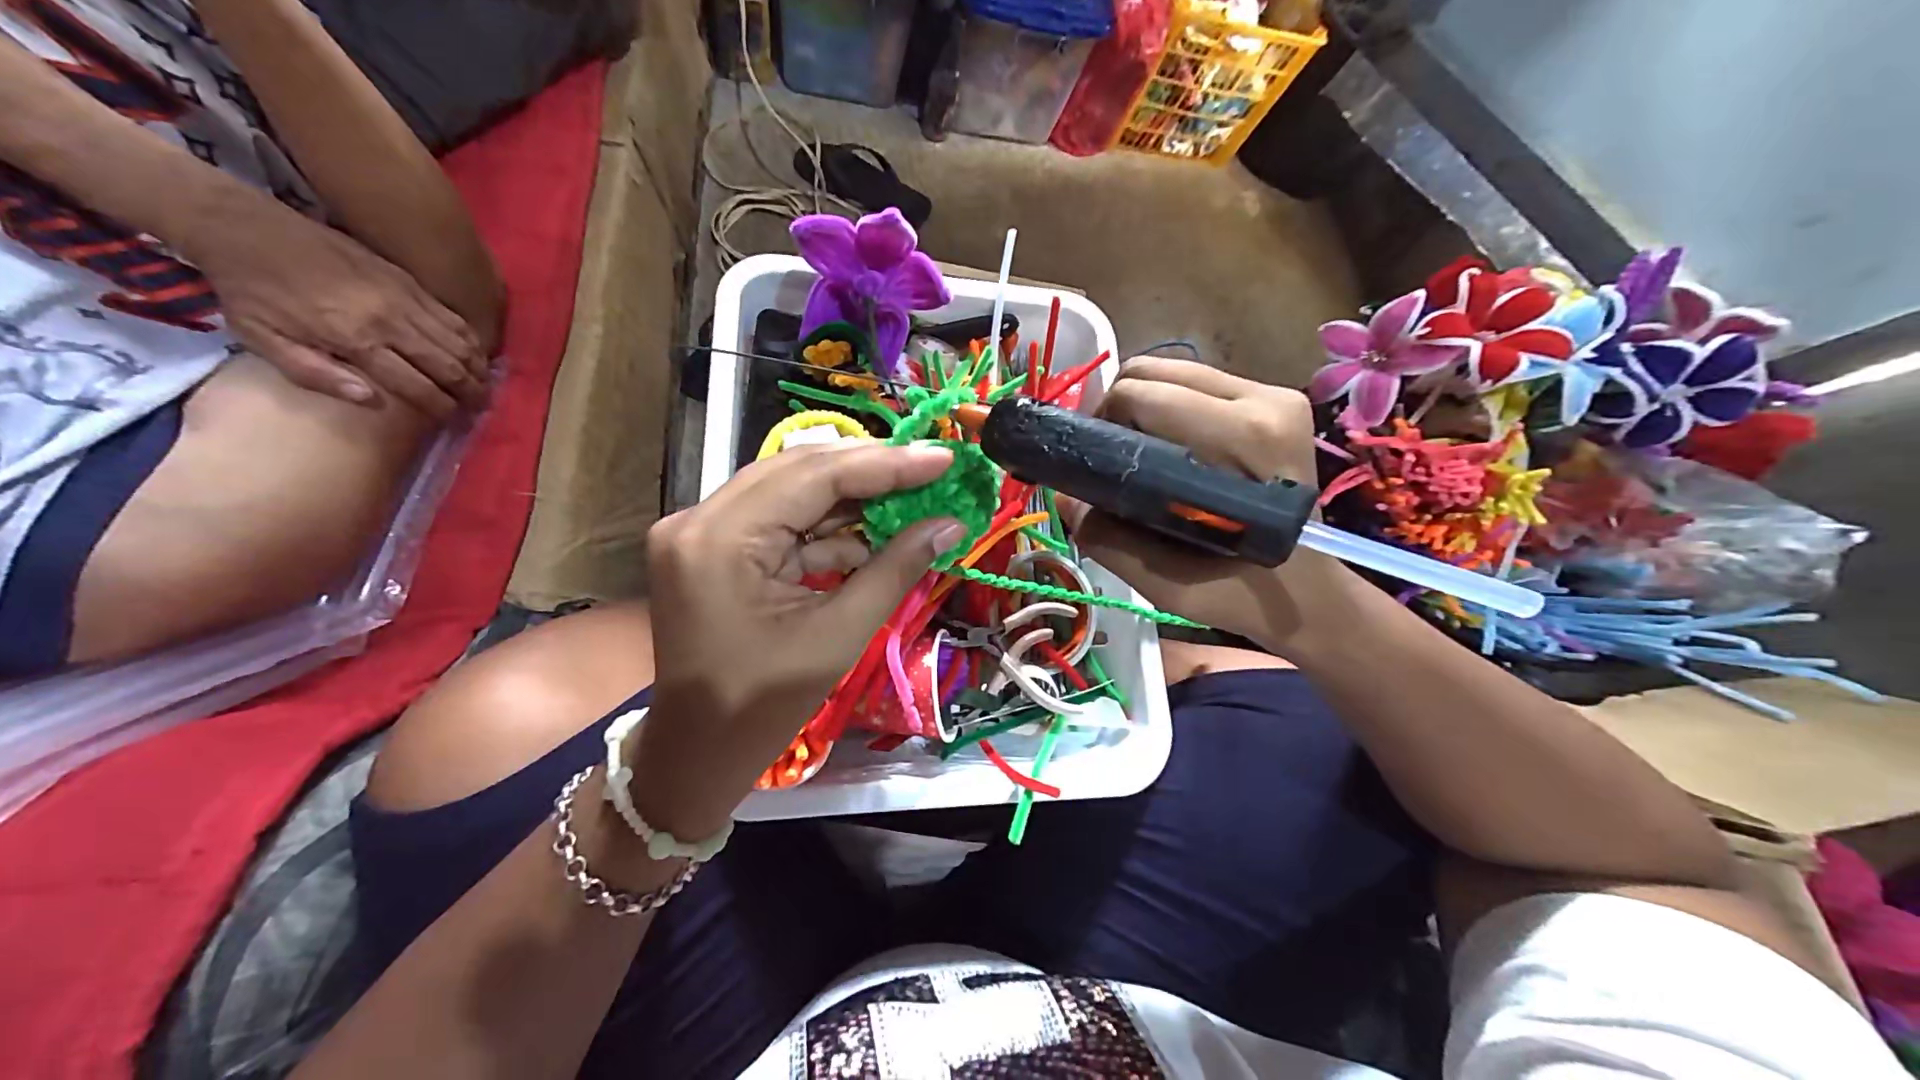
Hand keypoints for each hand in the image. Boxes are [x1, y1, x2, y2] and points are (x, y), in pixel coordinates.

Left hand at [182, 192, 487, 417]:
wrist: (245, 227)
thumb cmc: (250, 291)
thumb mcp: (262, 340)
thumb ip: (316, 374)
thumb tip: (373, 402)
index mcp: (354, 339)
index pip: (417, 385)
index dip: (441, 407)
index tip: (452, 420)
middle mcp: (389, 320)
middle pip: (448, 365)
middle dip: (470, 391)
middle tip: (480, 406)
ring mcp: (403, 297)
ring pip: (458, 342)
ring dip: (476, 367)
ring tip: (483, 384)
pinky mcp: (408, 280)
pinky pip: (452, 317)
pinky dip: (470, 339)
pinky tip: (474, 353)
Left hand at [628, 443, 966, 836]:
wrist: (697, 752)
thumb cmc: (763, 706)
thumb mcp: (838, 636)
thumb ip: (895, 570)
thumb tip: (951, 526)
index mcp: (720, 538)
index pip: (815, 475)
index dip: (887, 464)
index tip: (943, 459)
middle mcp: (699, 518)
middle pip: (799, 470)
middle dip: (871, 471)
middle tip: (932, 471)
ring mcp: (699, 530)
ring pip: (790, 490)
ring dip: (851, 498)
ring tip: (911, 500)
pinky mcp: (710, 546)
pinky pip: (777, 520)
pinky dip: (824, 527)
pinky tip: (870, 536)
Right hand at [1064, 356, 1350, 651]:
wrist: (1312, 593)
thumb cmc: (1245, 595)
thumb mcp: (1168, 585)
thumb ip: (1109, 541)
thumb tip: (1063, 496)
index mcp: (1247, 438)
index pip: (1142, 396)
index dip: (1099, 425)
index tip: (1093, 468)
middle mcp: (1265, 401)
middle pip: (1152, 372)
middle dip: (1114, 410)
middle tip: (1109, 460)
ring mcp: (1274, 394)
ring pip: (1171, 371)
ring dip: (1139, 407)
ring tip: (1136, 455)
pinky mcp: (1275, 398)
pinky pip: (1195, 382)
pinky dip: (1166, 407)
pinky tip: (1168, 449)